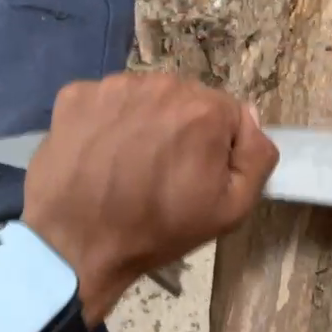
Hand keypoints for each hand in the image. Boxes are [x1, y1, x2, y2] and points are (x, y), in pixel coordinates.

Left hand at [21, 72, 278, 322]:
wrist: (74, 247)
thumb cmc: (157, 229)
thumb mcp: (232, 209)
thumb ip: (257, 157)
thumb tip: (250, 118)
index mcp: (205, 108)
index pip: (225, 114)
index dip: (214, 147)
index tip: (194, 174)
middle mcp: (163, 84)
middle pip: (184, 100)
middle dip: (179, 128)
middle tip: (161, 171)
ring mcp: (115, 86)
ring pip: (145, 96)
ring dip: (143, 120)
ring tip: (127, 162)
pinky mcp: (76, 95)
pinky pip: (105, 100)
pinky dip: (104, 119)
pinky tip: (98, 151)